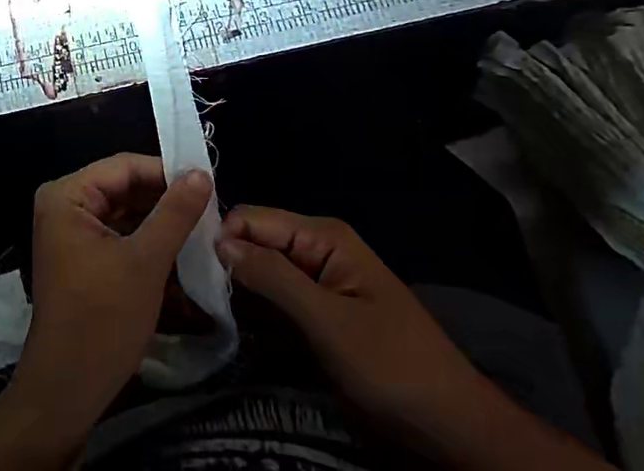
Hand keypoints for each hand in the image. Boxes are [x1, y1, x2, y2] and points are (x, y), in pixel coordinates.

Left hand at [0, 156, 213, 470]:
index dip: (166, 173)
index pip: (123, 166)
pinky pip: (117, 233)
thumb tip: (202, 173)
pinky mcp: (79, 254)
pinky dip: (145, 240)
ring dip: (158, 220)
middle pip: (122, 186)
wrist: (68, 385)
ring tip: (203, 229)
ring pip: (122, 210)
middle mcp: (62, 203)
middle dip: (164, 198)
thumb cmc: (103, 319)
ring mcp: (68, 230)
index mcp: (66, 194)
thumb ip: (174, 214)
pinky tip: (179, 249)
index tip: (210, 185)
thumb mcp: (145, 262)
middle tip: (212, 211)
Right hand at [218, 207, 614, 470]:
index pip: (251, 217)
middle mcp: (316, 247)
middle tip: (191, 291)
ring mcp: (316, 279)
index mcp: (322, 236)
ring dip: (235, 285)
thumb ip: (272, 276)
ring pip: (258, 268)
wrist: (452, 427)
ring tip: (202, 306)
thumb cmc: (393, 366)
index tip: (191, 268)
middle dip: (224, 262)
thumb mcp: (328, 320)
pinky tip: (231, 318)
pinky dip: (252, 305)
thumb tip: (217, 241)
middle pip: (253, 240)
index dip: (221, 237)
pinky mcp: (316, 308)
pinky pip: (273, 294)